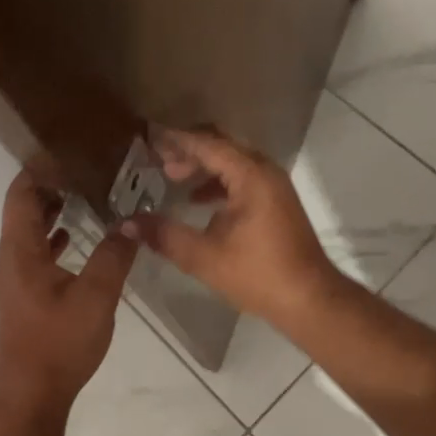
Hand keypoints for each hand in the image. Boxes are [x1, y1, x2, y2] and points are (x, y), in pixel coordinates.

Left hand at [0, 165, 138, 418]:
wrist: (28, 398)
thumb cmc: (56, 344)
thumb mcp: (95, 297)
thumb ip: (113, 255)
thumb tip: (131, 221)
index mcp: (20, 249)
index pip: (23, 191)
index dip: (43, 167)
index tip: (75, 152)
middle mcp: (11, 257)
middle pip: (25, 206)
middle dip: (53, 184)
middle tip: (89, 170)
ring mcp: (16, 277)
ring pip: (30, 230)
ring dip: (54, 210)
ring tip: (89, 195)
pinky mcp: (24, 295)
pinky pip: (36, 251)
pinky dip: (55, 236)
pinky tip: (78, 238)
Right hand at [123, 128, 343, 319]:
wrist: (309, 299)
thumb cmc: (258, 274)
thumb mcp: (204, 256)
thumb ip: (164, 235)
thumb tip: (126, 224)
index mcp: (250, 176)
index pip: (207, 144)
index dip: (175, 139)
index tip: (147, 136)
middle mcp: (264, 170)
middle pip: (221, 144)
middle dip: (188, 148)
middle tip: (156, 157)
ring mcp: (274, 184)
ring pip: (232, 160)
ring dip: (202, 164)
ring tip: (171, 176)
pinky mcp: (276, 200)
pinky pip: (242, 176)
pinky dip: (218, 180)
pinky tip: (197, 200)